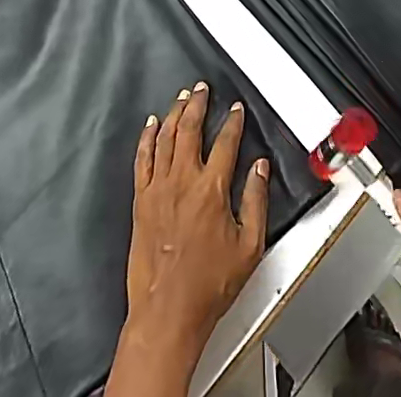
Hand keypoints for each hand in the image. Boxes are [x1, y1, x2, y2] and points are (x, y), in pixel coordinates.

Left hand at [107, 81, 268, 396]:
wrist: (168, 310)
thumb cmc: (208, 285)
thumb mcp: (249, 246)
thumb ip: (256, 200)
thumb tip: (259, 170)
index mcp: (211, 190)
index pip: (225, 143)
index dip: (233, 122)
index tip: (236, 110)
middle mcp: (183, 182)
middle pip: (190, 129)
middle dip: (198, 104)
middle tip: (202, 89)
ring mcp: (158, 189)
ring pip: (166, 138)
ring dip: (175, 114)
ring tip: (181, 98)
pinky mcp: (141, 200)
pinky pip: (143, 159)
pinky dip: (147, 138)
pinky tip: (151, 125)